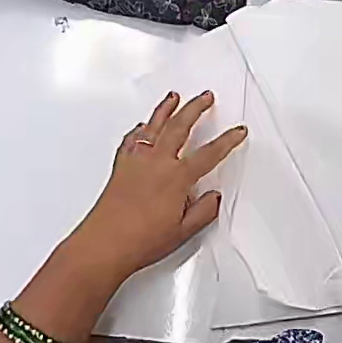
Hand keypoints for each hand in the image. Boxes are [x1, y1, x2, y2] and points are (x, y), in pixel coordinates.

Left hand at [65, 90, 247, 284]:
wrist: (104, 245)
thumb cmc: (140, 240)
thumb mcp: (184, 230)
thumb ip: (204, 210)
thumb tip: (213, 197)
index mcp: (176, 177)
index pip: (209, 154)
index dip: (227, 141)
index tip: (237, 132)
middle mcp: (156, 162)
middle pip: (180, 126)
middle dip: (196, 108)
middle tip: (206, 98)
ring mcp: (136, 161)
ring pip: (154, 124)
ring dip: (167, 108)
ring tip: (174, 97)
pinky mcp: (121, 166)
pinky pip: (132, 138)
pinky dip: (140, 128)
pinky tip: (142, 125)